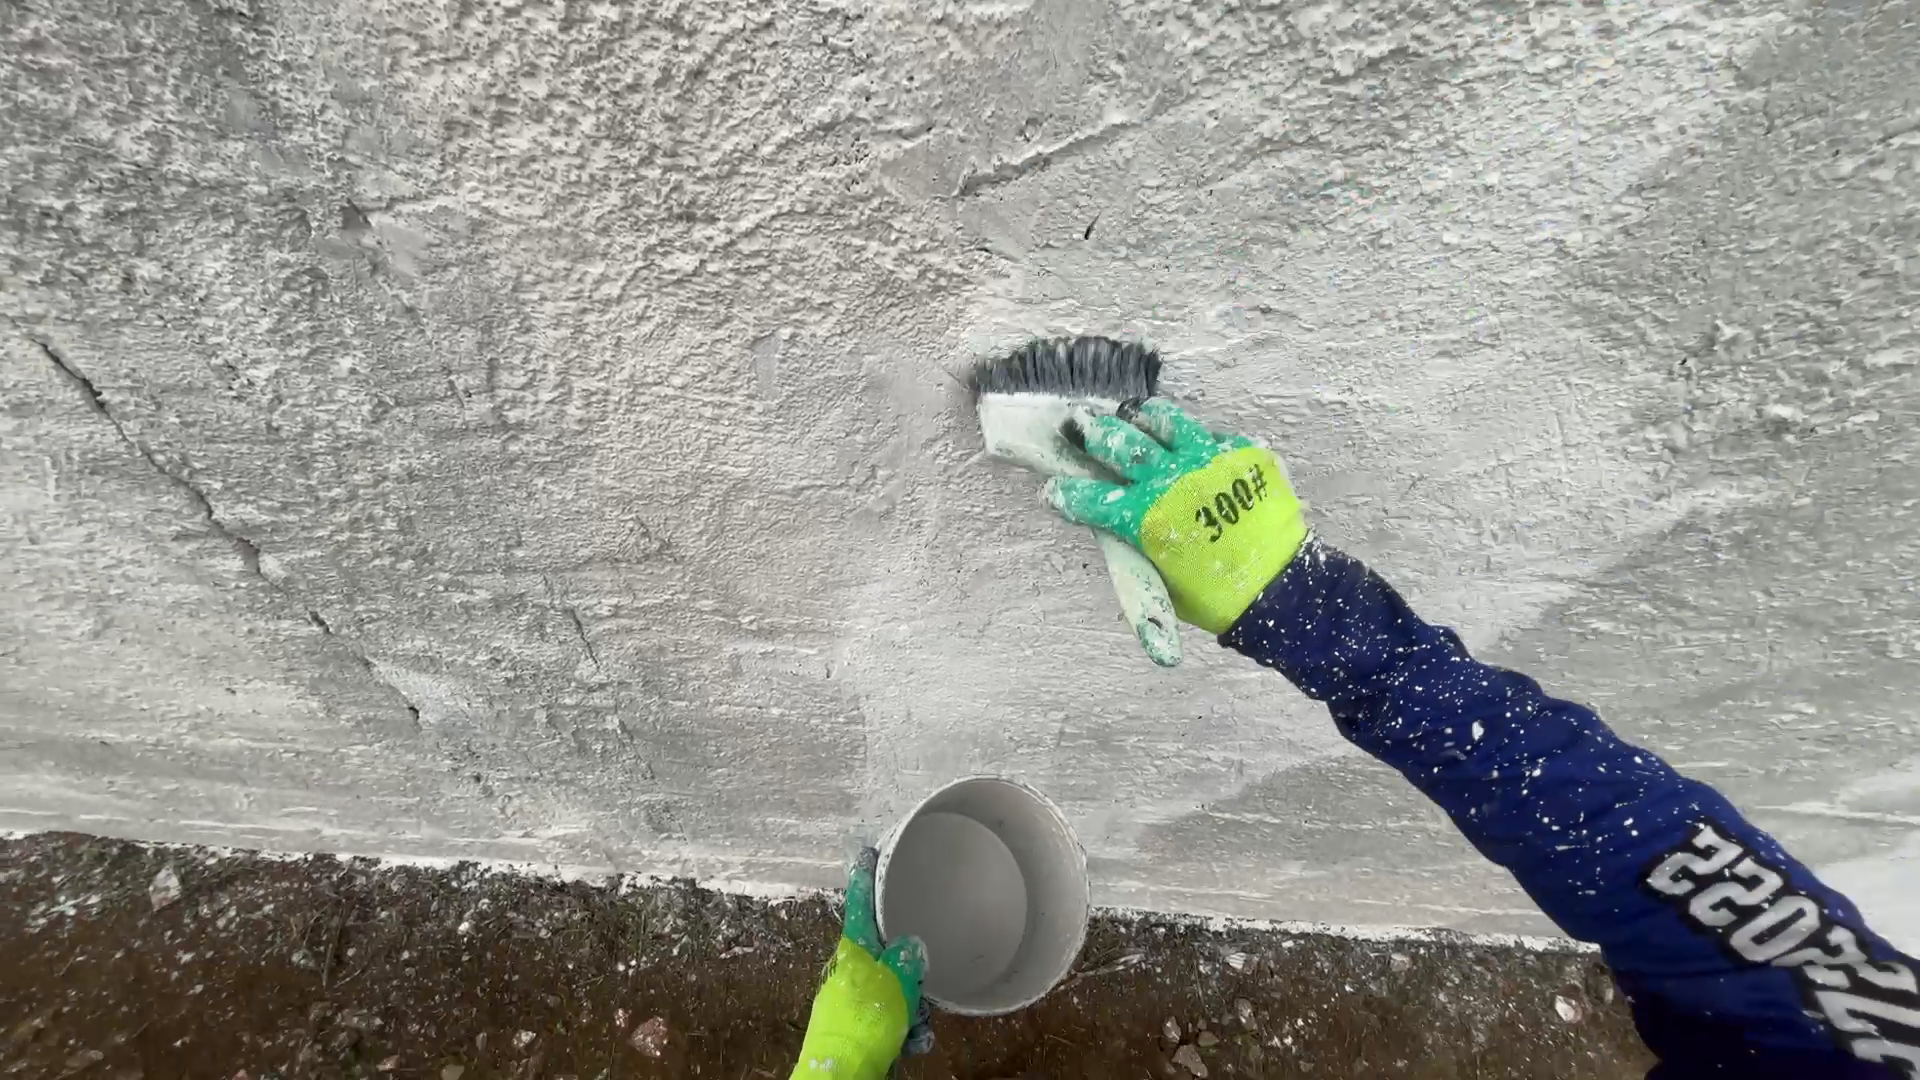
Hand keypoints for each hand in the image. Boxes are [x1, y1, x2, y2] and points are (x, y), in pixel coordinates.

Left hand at [791, 848, 927, 1079]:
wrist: (842, 1077)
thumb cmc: (865, 1021)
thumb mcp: (895, 982)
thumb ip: (907, 958)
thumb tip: (912, 946)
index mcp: (853, 949)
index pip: (860, 904)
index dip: (865, 877)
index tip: (867, 852)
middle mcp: (851, 969)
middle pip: (885, 951)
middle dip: (908, 966)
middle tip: (922, 976)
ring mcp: (853, 1000)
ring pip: (892, 989)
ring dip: (912, 1005)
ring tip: (920, 1022)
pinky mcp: (859, 1028)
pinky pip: (889, 1019)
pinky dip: (905, 1029)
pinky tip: (916, 1041)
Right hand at [1045, 399, 1307, 633]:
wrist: (1279, 591)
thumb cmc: (1211, 596)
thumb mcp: (1156, 577)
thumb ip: (1131, 541)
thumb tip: (1111, 521)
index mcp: (1145, 518)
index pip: (1088, 496)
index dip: (1065, 492)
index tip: (1054, 489)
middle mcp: (1172, 481)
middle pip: (1120, 443)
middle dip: (1092, 432)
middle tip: (1077, 423)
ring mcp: (1209, 462)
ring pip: (1167, 422)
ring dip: (1143, 418)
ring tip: (1132, 414)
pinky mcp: (1242, 455)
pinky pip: (1211, 436)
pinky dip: (1194, 439)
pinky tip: (1188, 445)